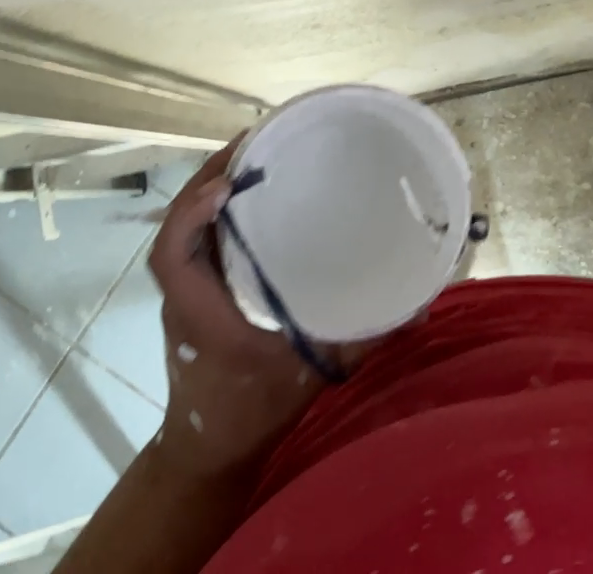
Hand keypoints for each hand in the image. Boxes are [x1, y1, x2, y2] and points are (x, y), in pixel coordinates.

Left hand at [146, 142, 329, 481]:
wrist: (211, 449)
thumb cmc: (254, 413)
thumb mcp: (314, 374)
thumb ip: (363, 339)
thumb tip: (419, 305)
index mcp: (203, 313)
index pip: (173, 254)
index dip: (191, 213)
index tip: (228, 184)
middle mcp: (186, 295)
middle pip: (178, 225)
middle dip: (208, 178)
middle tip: (254, 142)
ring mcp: (187, 292)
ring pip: (185, 228)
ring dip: (210, 189)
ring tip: (254, 157)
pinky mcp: (196, 291)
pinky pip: (198, 238)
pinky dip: (216, 210)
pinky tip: (251, 198)